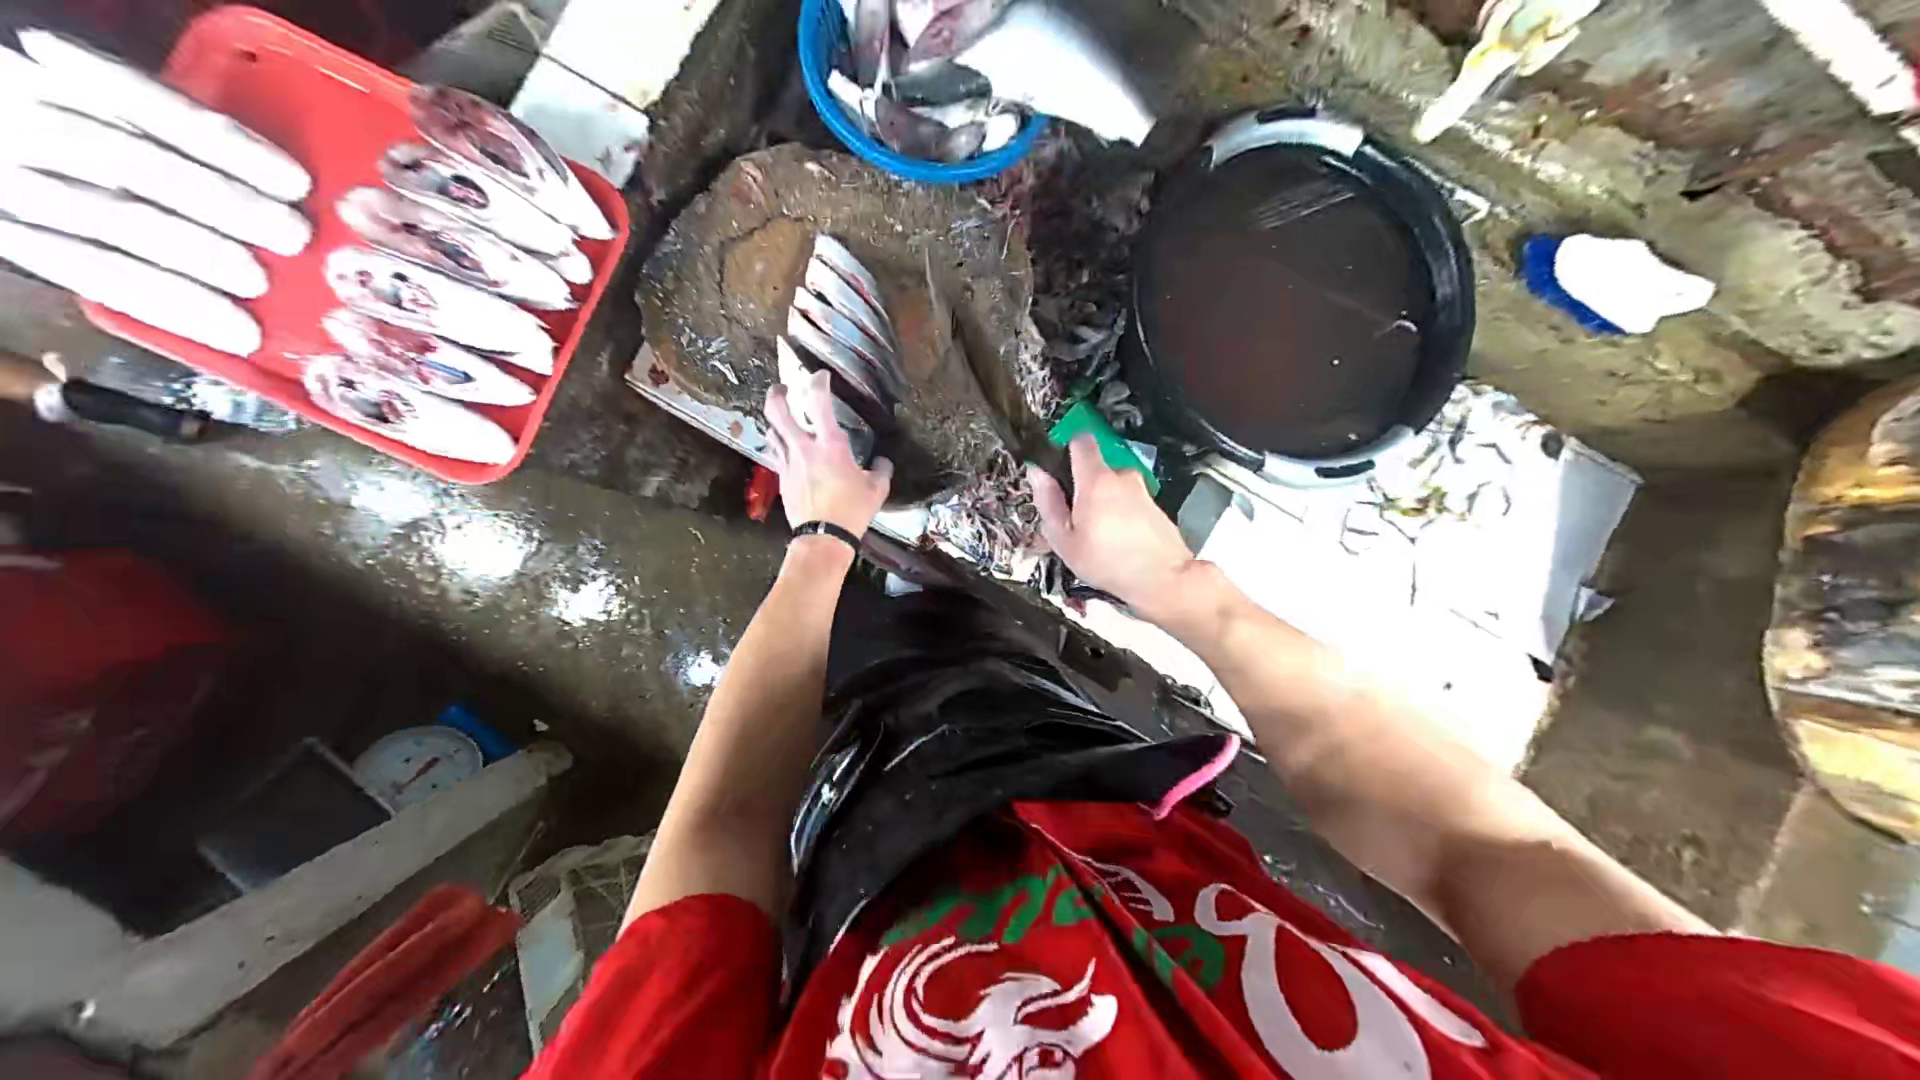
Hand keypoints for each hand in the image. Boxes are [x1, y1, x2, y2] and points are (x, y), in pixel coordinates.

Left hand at [765, 369, 892, 536]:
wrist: (824, 537)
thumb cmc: (852, 511)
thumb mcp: (877, 489)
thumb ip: (881, 469)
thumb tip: (883, 461)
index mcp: (830, 445)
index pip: (819, 401)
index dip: (819, 382)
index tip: (821, 376)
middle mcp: (804, 448)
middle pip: (778, 411)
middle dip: (777, 395)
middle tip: (782, 389)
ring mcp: (789, 463)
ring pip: (772, 432)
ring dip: (776, 421)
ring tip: (783, 419)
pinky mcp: (782, 479)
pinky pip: (776, 454)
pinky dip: (779, 446)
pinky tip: (787, 449)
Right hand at [1029, 435, 1197, 620]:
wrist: (1162, 579)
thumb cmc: (1109, 562)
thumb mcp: (1064, 539)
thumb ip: (1048, 501)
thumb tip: (1037, 474)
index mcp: (1096, 480)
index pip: (1081, 441)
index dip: (1067, 449)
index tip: (1060, 467)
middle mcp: (1122, 478)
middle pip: (1096, 470)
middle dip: (1084, 489)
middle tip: (1076, 520)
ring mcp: (1142, 491)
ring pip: (1113, 489)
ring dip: (1104, 505)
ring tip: (1098, 537)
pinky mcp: (1155, 506)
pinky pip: (1129, 503)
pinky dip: (1121, 516)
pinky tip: (1118, 542)